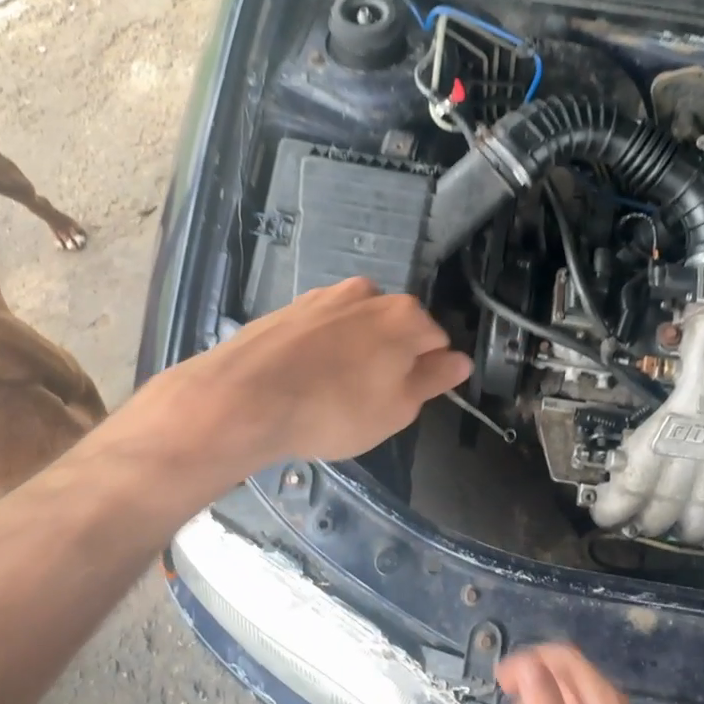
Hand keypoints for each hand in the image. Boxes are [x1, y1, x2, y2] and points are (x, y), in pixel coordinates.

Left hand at [129, 277, 471, 470]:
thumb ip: (433, 380)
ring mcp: (324, 296)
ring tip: (328, 394)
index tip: (403, 400)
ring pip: (355, 327)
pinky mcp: (288, 308)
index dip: (425, 374)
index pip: (436, 342)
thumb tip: (459, 360)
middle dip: (388, 358)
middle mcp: (368, 294)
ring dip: (352, 352)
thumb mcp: (398, 408)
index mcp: (405, 315)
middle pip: (394, 329)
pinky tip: (301, 381)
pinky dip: (319, 351)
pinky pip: (320, 331)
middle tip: (366, 402)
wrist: (244, 397)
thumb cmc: (334, 409)